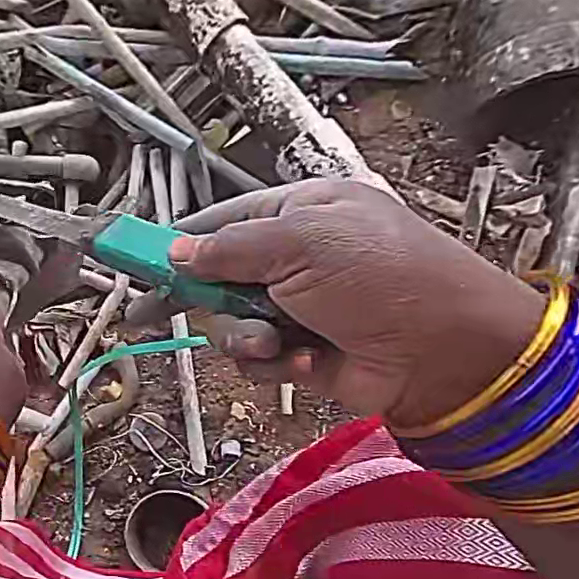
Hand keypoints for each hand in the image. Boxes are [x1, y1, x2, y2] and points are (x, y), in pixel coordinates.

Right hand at [157, 180, 548, 426]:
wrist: (442, 351)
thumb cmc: (382, 277)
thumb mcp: (303, 243)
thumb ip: (231, 247)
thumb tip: (176, 251)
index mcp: (295, 215)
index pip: (218, 225)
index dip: (175, 245)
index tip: (135, 263)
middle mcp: (289, 261)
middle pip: (213, 280)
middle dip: (202, 300)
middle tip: (147, 317)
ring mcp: (292, 308)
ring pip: (228, 327)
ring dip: (243, 339)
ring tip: (274, 341)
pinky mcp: (296, 351)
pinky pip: (254, 360)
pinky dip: (273, 363)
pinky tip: (307, 359)